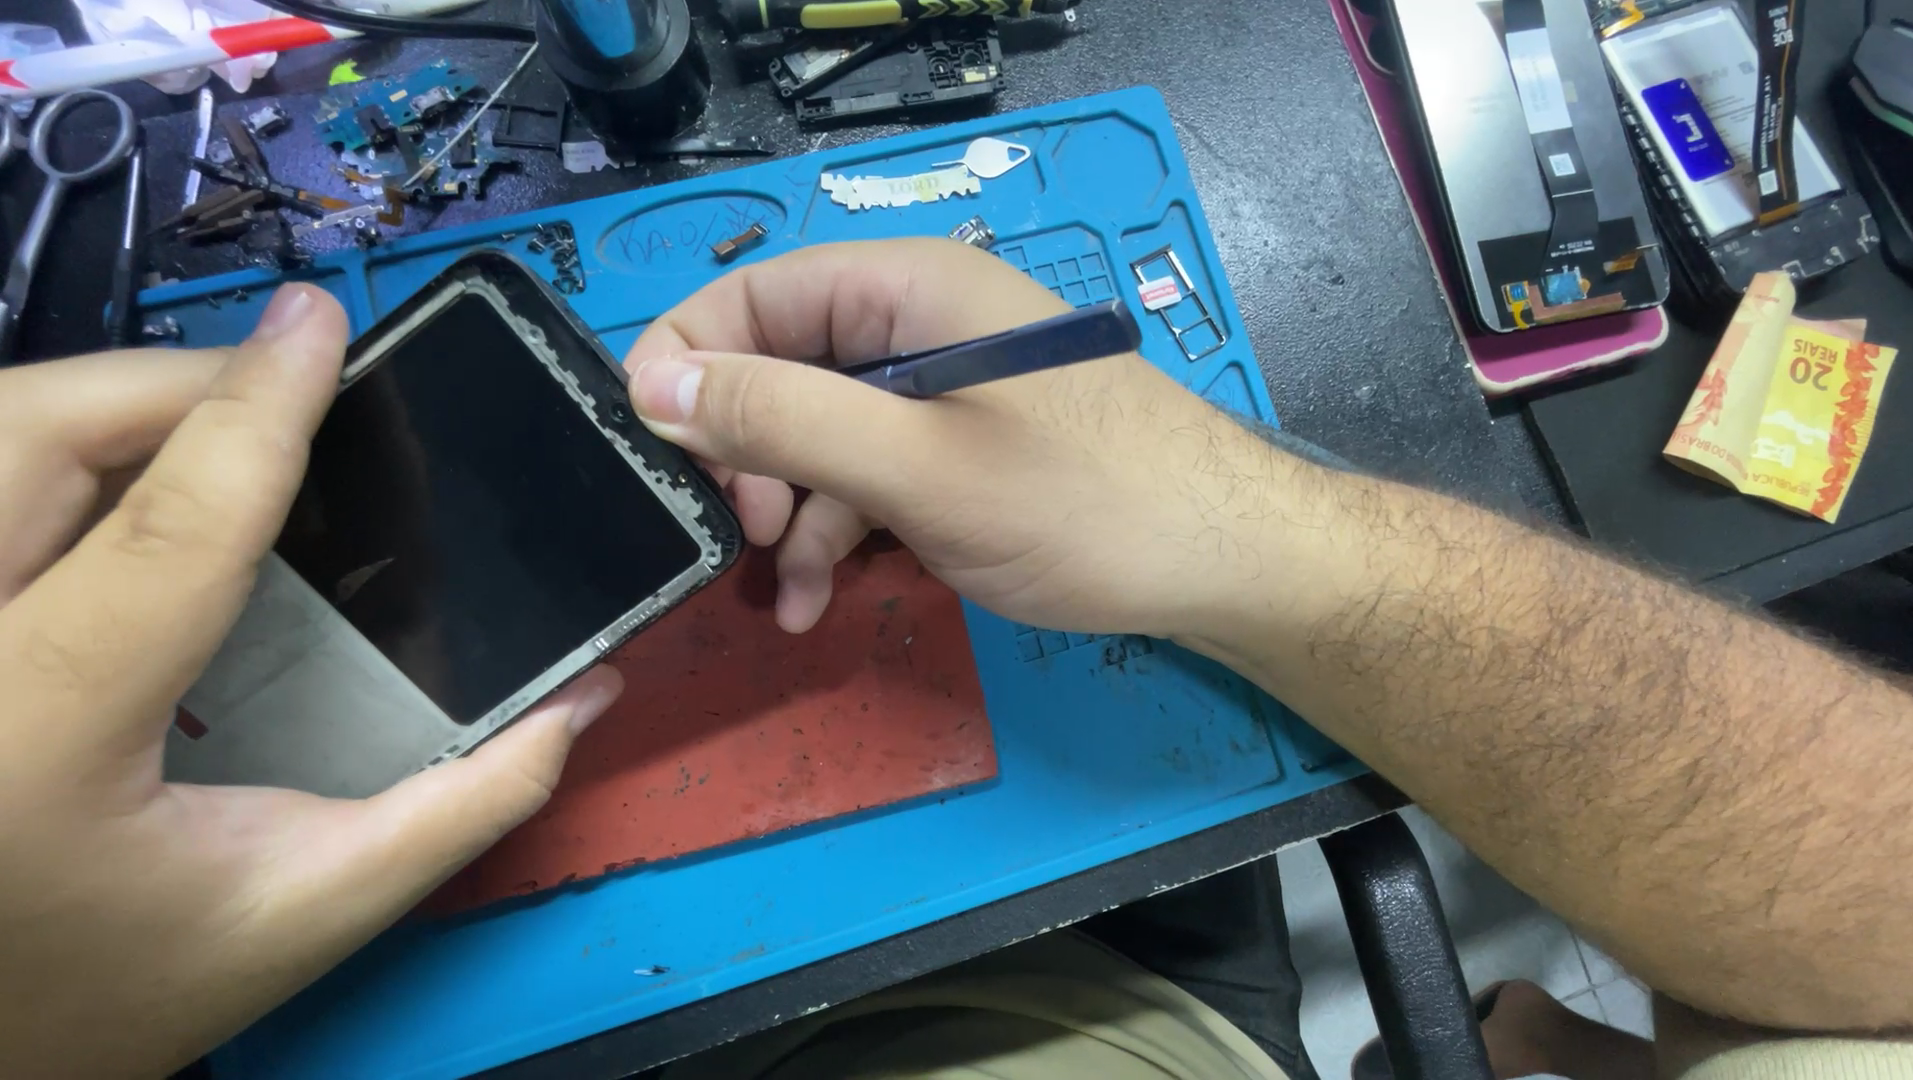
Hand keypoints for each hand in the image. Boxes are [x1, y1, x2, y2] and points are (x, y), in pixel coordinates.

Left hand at [0, 287, 621, 1078]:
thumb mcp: (323, 904)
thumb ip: (475, 798)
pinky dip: (59, 451)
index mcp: (30, 739)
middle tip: (288, 388)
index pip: (170, 530)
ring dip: (111, 408)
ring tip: (230, 427)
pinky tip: (142, 482)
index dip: (258, 410)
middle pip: (24, 443)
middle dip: (169, 385)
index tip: (321, 321)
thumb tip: (591, 693)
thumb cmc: (117, 987)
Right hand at [625, 238, 1288, 639]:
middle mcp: (917, 328)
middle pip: (786, 372)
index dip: (689, 362)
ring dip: (792, 516)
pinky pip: (871, 478)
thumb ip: (787, 418)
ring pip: (825, 439)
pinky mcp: (958, 453)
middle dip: (749, 459)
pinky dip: (841, 531)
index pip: (756, 295)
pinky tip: (824, 593)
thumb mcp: (916, 466)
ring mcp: (939, 395)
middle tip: (739, 534)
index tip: (649, 449)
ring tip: (787, 597)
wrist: (1210, 561)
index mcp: (906, 290)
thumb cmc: (1076, 503)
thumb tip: (656, 383)